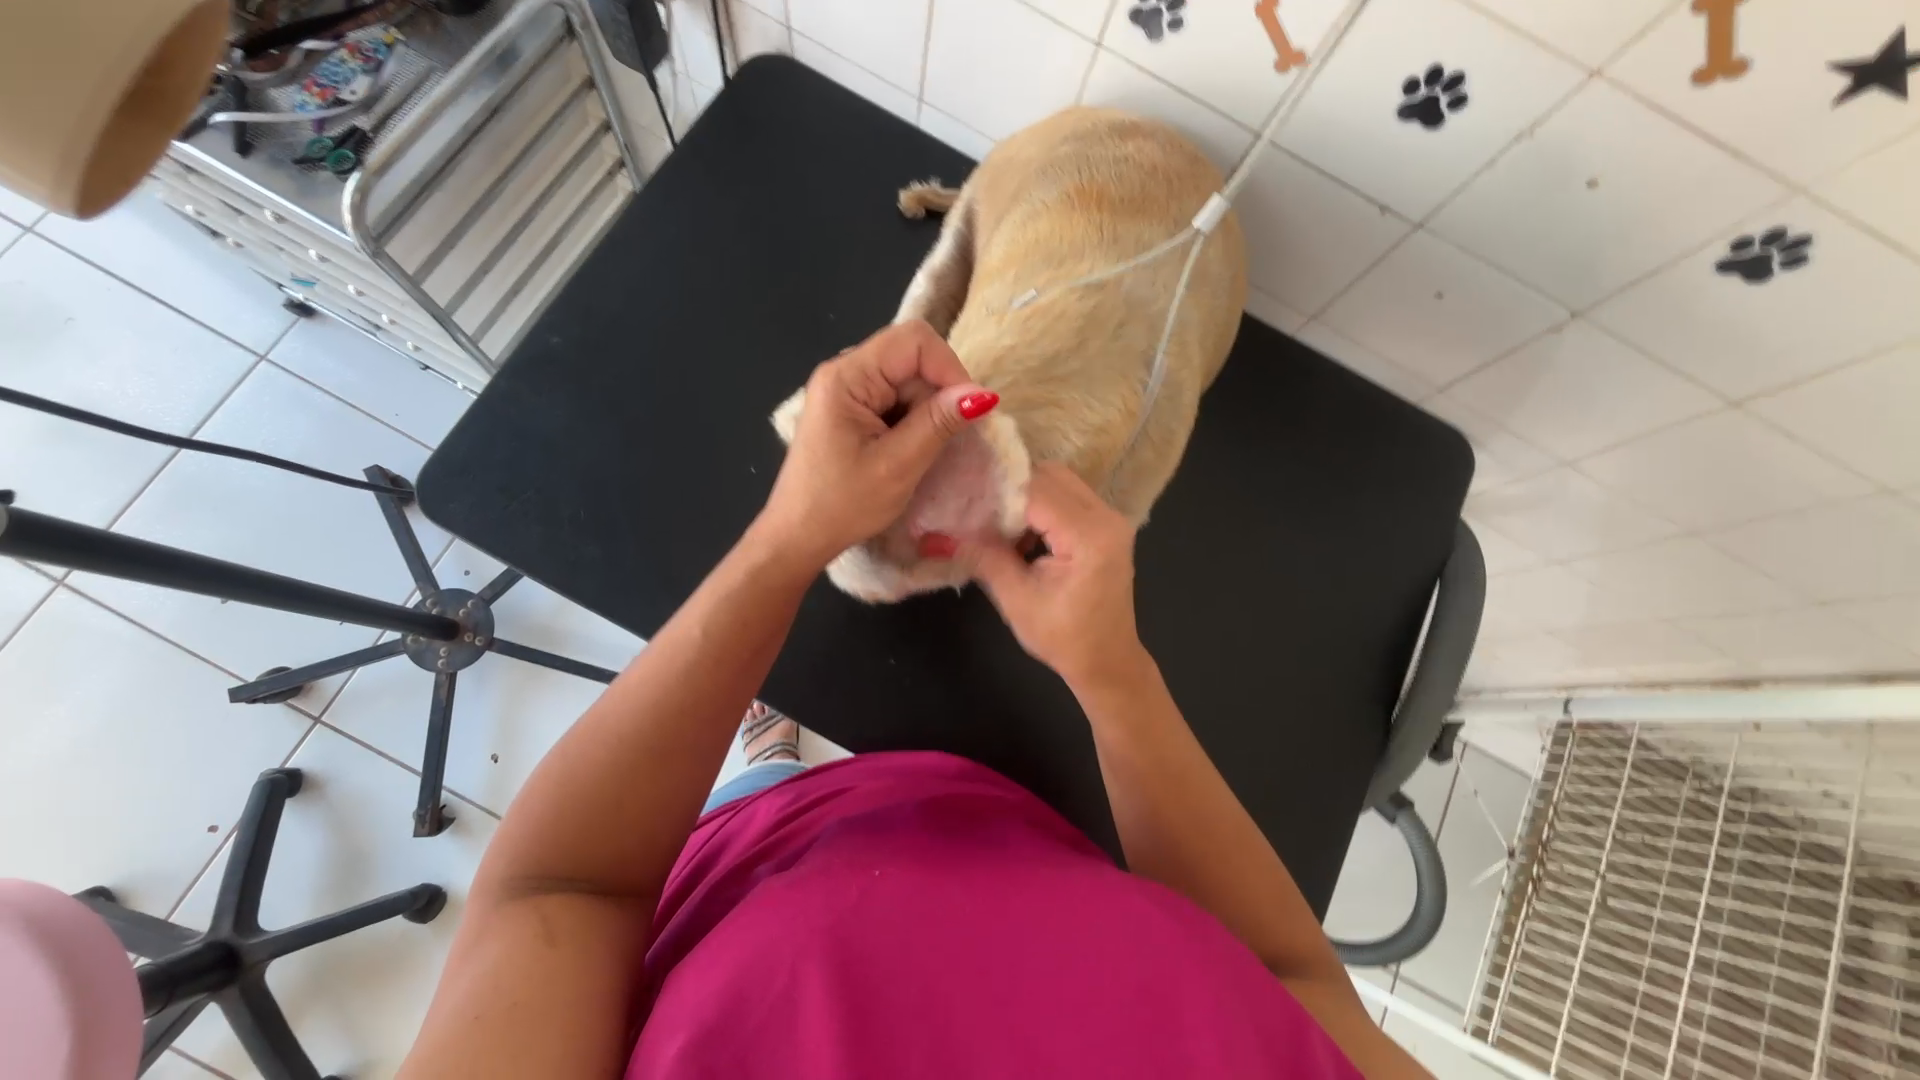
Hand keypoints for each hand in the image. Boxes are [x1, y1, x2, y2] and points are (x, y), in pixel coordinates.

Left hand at [758, 321, 999, 569]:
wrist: (799, 536)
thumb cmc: (843, 506)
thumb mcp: (898, 466)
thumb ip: (938, 423)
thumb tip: (983, 394)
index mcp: (846, 376)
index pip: (914, 340)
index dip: (949, 369)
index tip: (967, 412)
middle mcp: (844, 371)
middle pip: (912, 358)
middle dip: (937, 395)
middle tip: (940, 440)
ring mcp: (846, 389)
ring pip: (908, 380)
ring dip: (926, 412)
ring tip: (917, 452)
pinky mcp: (852, 409)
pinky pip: (895, 398)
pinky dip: (912, 421)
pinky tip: (906, 451)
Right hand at [973, 463, 1147, 688]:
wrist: (1107, 661)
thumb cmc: (1063, 638)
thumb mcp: (1016, 599)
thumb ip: (982, 557)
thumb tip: (937, 534)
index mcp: (1089, 536)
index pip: (1035, 491)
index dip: (995, 492)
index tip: (960, 499)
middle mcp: (1107, 517)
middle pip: (1049, 475)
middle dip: (1009, 489)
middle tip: (975, 509)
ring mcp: (1111, 517)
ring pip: (1059, 480)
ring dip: (1025, 496)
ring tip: (996, 524)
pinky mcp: (1106, 524)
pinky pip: (1069, 495)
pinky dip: (1041, 505)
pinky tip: (1020, 533)